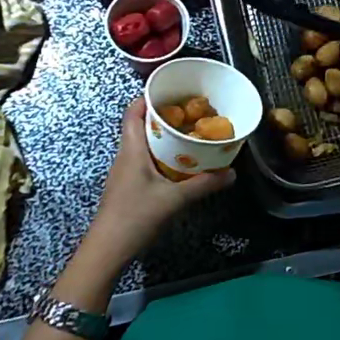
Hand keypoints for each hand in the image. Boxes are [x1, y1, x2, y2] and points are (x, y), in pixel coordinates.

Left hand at [88, 98, 232, 257]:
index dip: (148, 98)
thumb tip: (230, 173)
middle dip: (161, 117)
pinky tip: (176, 165)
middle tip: (188, 114)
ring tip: (187, 137)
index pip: (133, 112)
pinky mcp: (126, 186)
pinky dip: (158, 156)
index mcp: (131, 149)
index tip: (172, 93)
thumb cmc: (136, 216)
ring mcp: (123, 171)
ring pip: (141, 144)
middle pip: (138, 126)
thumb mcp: (174, 199)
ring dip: (160, 138)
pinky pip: (142, 160)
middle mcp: (125, 155)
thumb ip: (203, 185)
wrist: (108, 247)